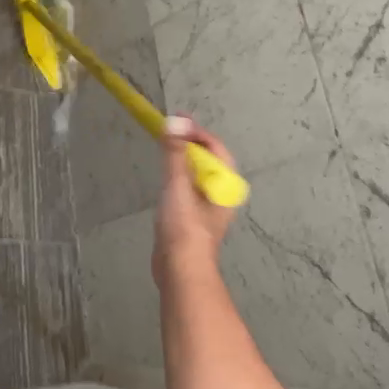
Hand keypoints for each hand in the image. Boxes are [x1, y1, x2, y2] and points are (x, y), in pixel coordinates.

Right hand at [153, 116, 239, 279]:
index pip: (215, 148)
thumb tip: (174, 121)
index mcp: (225, 185)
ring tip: (163, 149)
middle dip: (188, 143)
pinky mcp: (192, 218)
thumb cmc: (184, 226)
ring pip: (197, 175)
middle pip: (207, 160)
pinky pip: (187, 188)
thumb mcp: (178, 184)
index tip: (174, 120)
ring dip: (182, 160)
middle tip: (167, 131)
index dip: (195, 131)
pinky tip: (163, 179)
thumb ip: (175, 152)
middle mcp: (221, 194)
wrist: (180, 268)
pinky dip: (177, 177)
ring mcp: (207, 207)